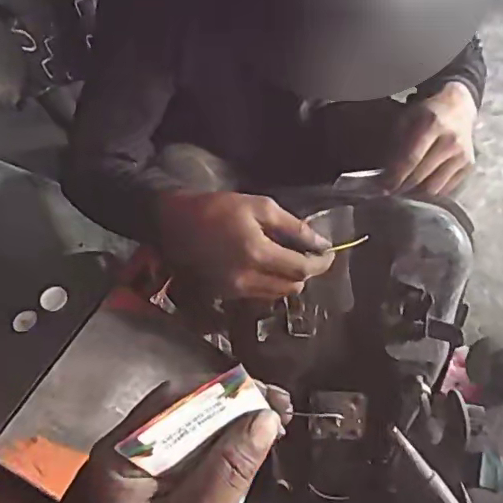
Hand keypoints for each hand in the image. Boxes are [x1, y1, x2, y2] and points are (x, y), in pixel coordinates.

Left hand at [67, 384, 283, 502]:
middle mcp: (121, 453)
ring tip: (269, 425)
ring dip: (228, 424)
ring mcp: (132, 469)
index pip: (177, 401)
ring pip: (186, 428)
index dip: (226, 393)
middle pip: (181, 408)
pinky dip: (218, 447)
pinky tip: (245, 451)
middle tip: (275, 409)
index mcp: (120, 457)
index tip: (266, 396)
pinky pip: (185, 451)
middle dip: (232, 405)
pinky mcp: (146, 485)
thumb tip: (262, 421)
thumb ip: (229, 471)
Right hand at [157, 191, 334, 300]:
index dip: (320, 263)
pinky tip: (266, 266)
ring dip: (288, 280)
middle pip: (292, 287)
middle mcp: (248, 279)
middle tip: (308, 254)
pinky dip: (270, 284)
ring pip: (277, 294)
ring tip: (288, 259)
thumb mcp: (259, 207)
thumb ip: (293, 227)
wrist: (174, 222)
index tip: (329, 254)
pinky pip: (259, 295)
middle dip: (305, 272)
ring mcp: (235, 291)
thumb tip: (319, 242)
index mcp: (258, 254)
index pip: (301, 269)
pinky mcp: (225, 295)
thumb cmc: (217, 209)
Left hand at [384, 81, 477, 195]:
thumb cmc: (426, 114)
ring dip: (415, 194)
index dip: (393, 177)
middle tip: (389, 190)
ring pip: (433, 188)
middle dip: (401, 187)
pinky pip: (445, 190)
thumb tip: (385, 176)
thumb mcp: (406, 120)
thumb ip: (395, 145)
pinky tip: (419, 187)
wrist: (458, 108)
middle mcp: (450, 141)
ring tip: (404, 189)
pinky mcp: (468, 166)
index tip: (382, 186)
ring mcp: (462, 155)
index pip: (410, 159)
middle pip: (420, 177)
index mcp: (432, 124)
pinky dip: (429, 193)